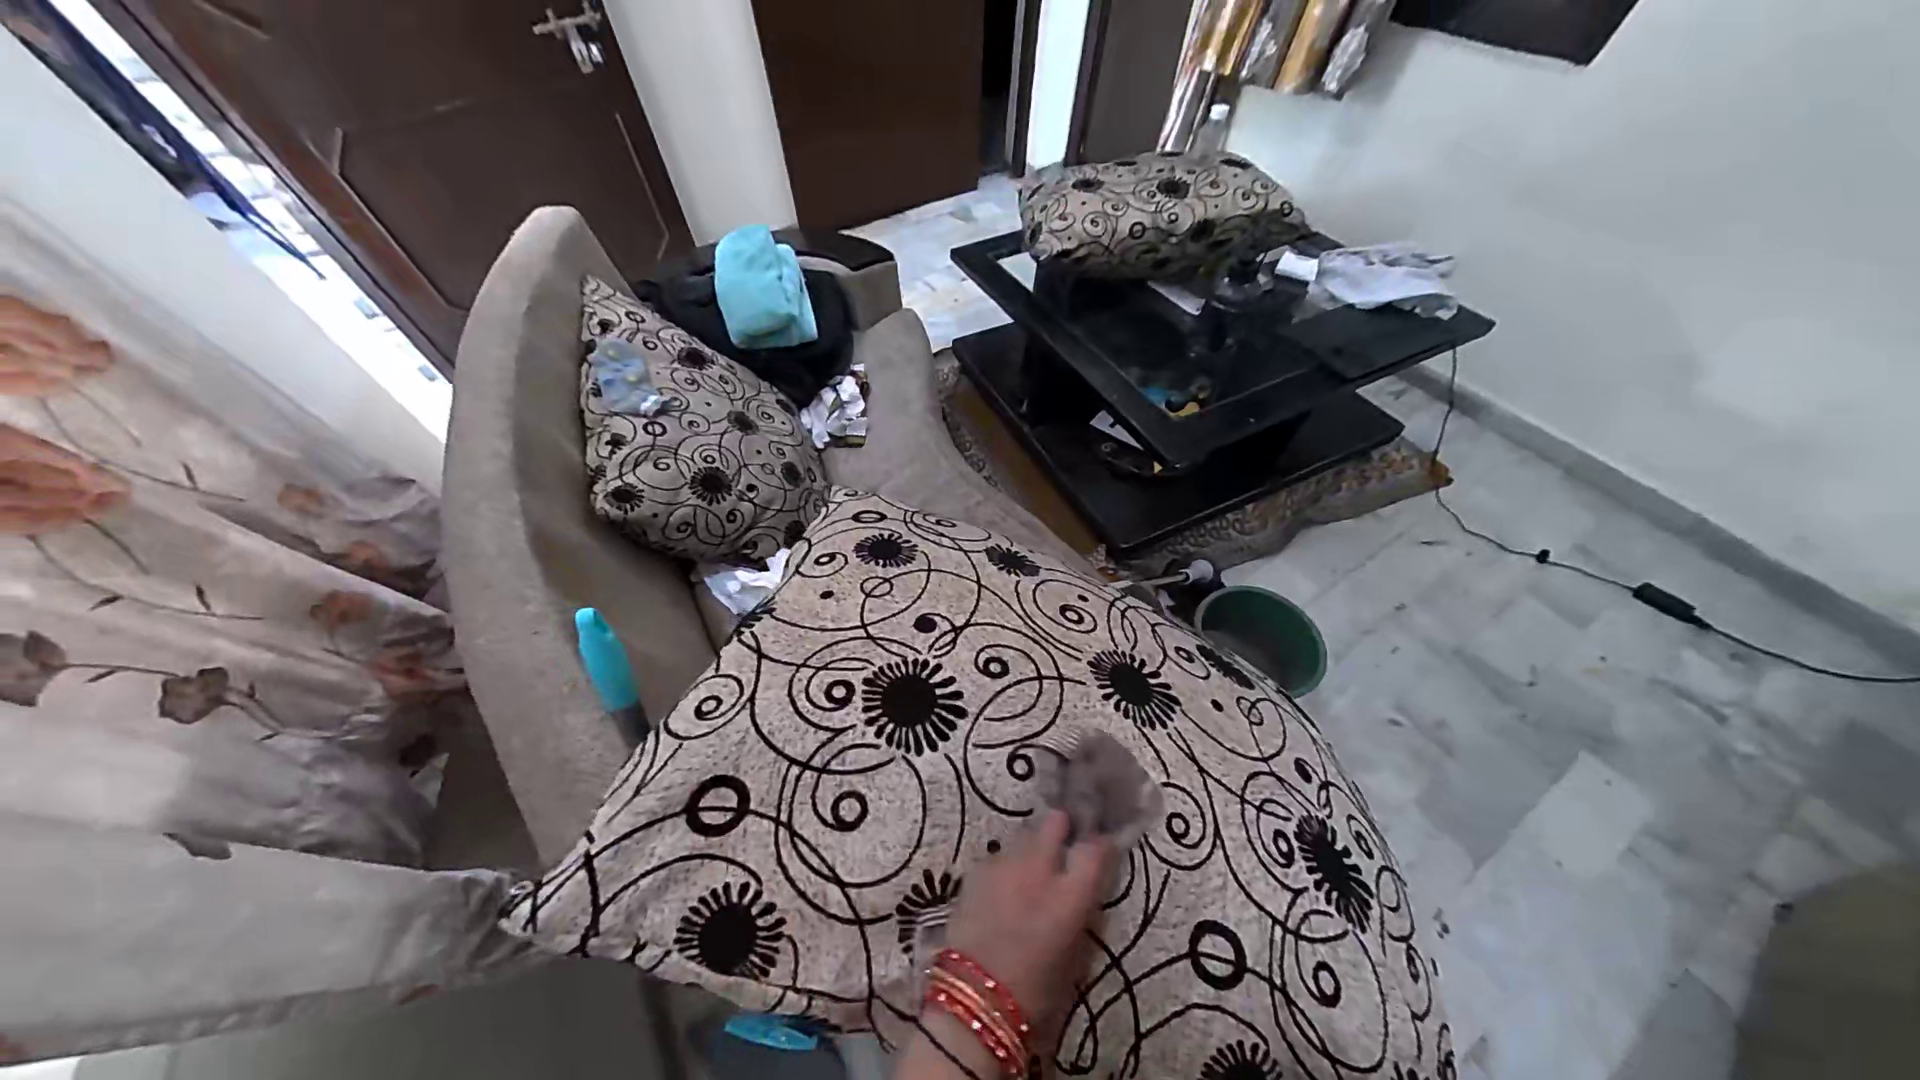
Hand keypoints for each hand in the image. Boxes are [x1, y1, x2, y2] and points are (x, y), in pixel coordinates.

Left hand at [940, 810, 1116, 1031]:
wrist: (973, 1000)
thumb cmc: (1035, 994)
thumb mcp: (1076, 960)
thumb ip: (1086, 915)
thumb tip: (1090, 891)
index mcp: (1069, 896)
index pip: (1095, 848)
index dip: (1100, 844)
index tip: (1101, 848)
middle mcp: (1038, 869)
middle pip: (1055, 822)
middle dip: (1063, 828)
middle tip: (1064, 845)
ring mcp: (1004, 864)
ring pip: (1025, 834)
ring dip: (1033, 846)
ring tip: (1031, 870)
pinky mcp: (976, 869)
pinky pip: (1001, 855)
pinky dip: (1008, 865)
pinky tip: (1004, 887)